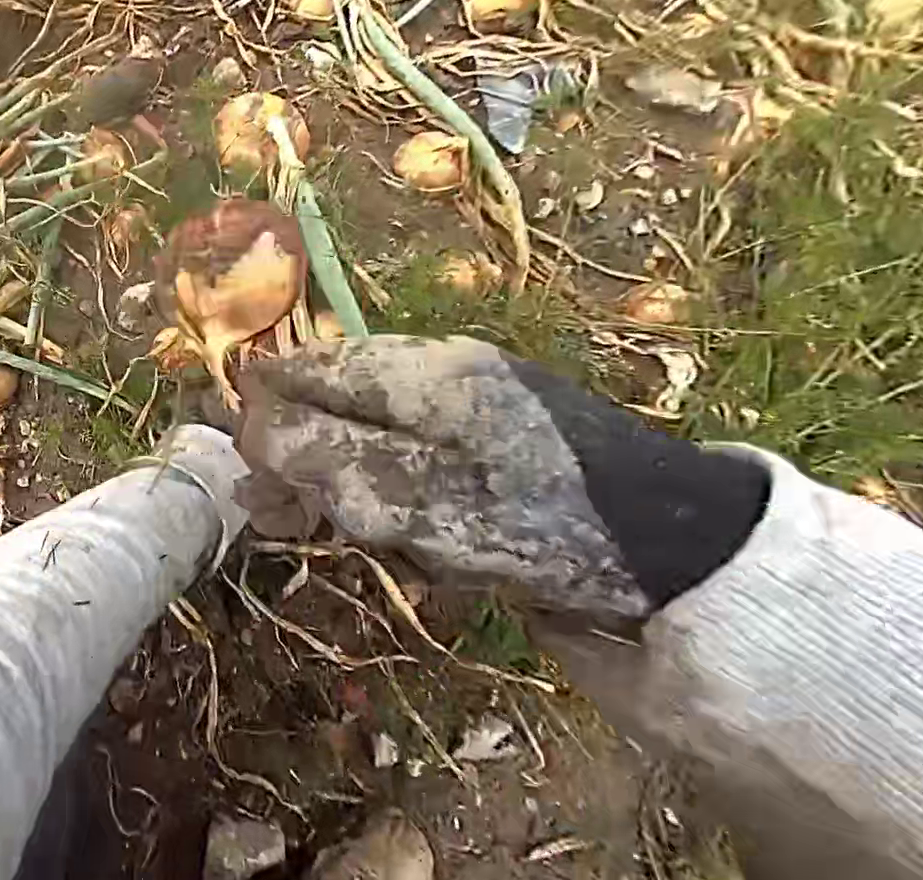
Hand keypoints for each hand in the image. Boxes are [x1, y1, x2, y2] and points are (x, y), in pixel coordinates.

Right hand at [234, 335, 769, 620]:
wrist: (682, 551)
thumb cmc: (539, 520)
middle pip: (334, 401)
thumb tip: (253, 428)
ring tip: (301, 524)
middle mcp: (436, 374)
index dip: (267, 403)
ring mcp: (464, 406)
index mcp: (419, 373)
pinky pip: (408, 456)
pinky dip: (378, 490)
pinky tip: (377, 525)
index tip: (240, 452)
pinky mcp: (485, 442)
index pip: (315, 371)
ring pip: (367, 431)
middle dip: (294, 451)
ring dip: (330, 478)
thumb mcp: (420, 499)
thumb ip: (329, 460)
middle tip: (269, 507)